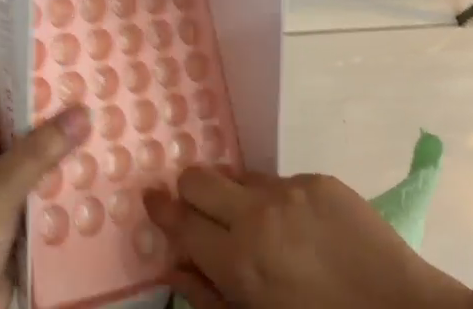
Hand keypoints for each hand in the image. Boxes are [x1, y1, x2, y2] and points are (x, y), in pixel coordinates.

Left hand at [0, 62, 90, 308]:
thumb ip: (37, 153)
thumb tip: (82, 111)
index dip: (18, 61)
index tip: (59, 45)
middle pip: (23, 122)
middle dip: (58, 108)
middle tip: (106, 87)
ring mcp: (2, 197)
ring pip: (40, 164)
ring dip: (71, 153)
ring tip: (120, 129)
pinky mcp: (18, 231)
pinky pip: (48, 202)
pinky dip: (73, 194)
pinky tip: (110, 184)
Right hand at [144, 167, 472, 308]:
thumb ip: (208, 296)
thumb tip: (173, 265)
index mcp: (238, 260)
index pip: (179, 220)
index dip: (160, 209)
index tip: (152, 201)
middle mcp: (256, 214)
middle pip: (197, 178)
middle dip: (190, 192)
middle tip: (199, 211)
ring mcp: (290, 191)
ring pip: (239, 177)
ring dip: (237, 197)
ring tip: (260, 227)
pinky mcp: (319, 180)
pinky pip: (281, 182)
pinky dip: (278, 201)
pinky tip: (301, 230)